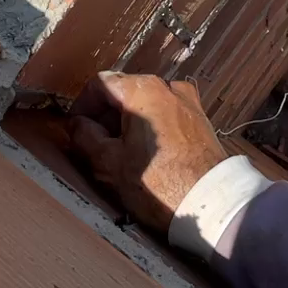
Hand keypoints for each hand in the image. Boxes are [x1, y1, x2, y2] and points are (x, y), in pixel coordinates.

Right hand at [70, 72, 229, 235]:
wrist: (211, 204)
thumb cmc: (160, 184)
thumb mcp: (109, 163)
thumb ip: (85, 137)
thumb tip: (76, 125)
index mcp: (142, 90)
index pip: (100, 83)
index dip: (82, 105)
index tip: (76, 127)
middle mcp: (167, 87)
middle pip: (124, 91)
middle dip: (105, 115)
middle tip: (94, 144)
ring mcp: (187, 102)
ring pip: (145, 103)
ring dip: (127, 122)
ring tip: (120, 153)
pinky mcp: (200, 120)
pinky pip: (166, 114)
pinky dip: (150, 126)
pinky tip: (146, 153)